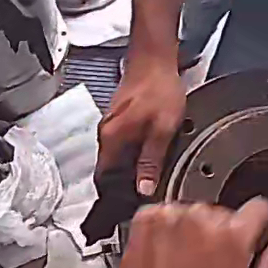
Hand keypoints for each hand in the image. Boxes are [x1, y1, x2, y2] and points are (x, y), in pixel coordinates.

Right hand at [98, 50, 185, 197]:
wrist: (154, 60)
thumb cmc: (158, 88)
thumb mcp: (162, 129)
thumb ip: (152, 160)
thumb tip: (144, 188)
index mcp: (112, 138)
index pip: (104, 178)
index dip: (115, 196)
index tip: (126, 206)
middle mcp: (106, 134)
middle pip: (109, 170)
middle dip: (123, 186)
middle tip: (140, 197)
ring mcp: (111, 126)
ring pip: (116, 159)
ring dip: (129, 170)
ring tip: (146, 180)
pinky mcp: (119, 120)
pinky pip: (122, 147)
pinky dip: (132, 156)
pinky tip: (147, 157)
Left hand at [106, 198, 267, 267]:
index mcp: (233, 234)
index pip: (259, 207)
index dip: (257, 225)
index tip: (247, 239)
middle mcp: (203, 218)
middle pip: (224, 212)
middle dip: (221, 232)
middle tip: (211, 264)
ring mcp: (173, 214)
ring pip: (195, 211)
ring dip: (193, 230)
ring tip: (187, 261)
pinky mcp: (149, 215)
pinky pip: (168, 212)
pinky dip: (168, 227)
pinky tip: (169, 253)